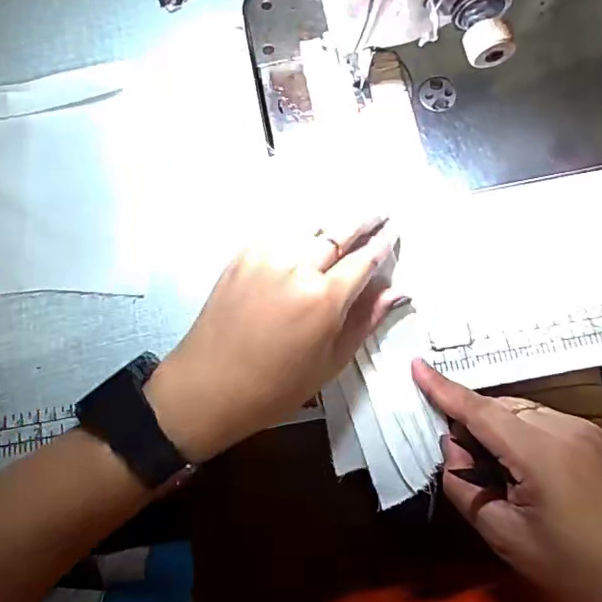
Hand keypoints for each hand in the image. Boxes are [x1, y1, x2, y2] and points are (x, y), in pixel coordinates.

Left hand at [144, 218, 400, 462]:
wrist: (208, 387)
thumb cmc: (275, 386)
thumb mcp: (332, 360)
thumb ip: (365, 319)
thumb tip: (393, 291)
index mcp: (323, 298)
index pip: (364, 259)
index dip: (383, 244)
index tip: (393, 233)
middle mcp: (296, 268)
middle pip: (338, 232)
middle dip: (362, 222)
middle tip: (378, 214)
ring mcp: (265, 258)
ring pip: (309, 227)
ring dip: (332, 225)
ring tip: (346, 225)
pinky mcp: (242, 257)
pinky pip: (281, 235)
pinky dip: (300, 233)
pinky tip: (308, 238)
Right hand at [412, 359, 601, 601]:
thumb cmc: (577, 576)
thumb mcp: (507, 539)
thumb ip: (468, 488)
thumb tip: (453, 455)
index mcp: (540, 449)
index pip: (480, 409)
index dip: (443, 389)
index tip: (416, 365)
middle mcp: (566, 426)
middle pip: (504, 409)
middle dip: (474, 424)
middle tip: (461, 465)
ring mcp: (590, 432)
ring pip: (528, 414)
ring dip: (502, 431)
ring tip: (495, 474)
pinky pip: (550, 426)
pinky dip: (527, 438)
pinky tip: (527, 474)